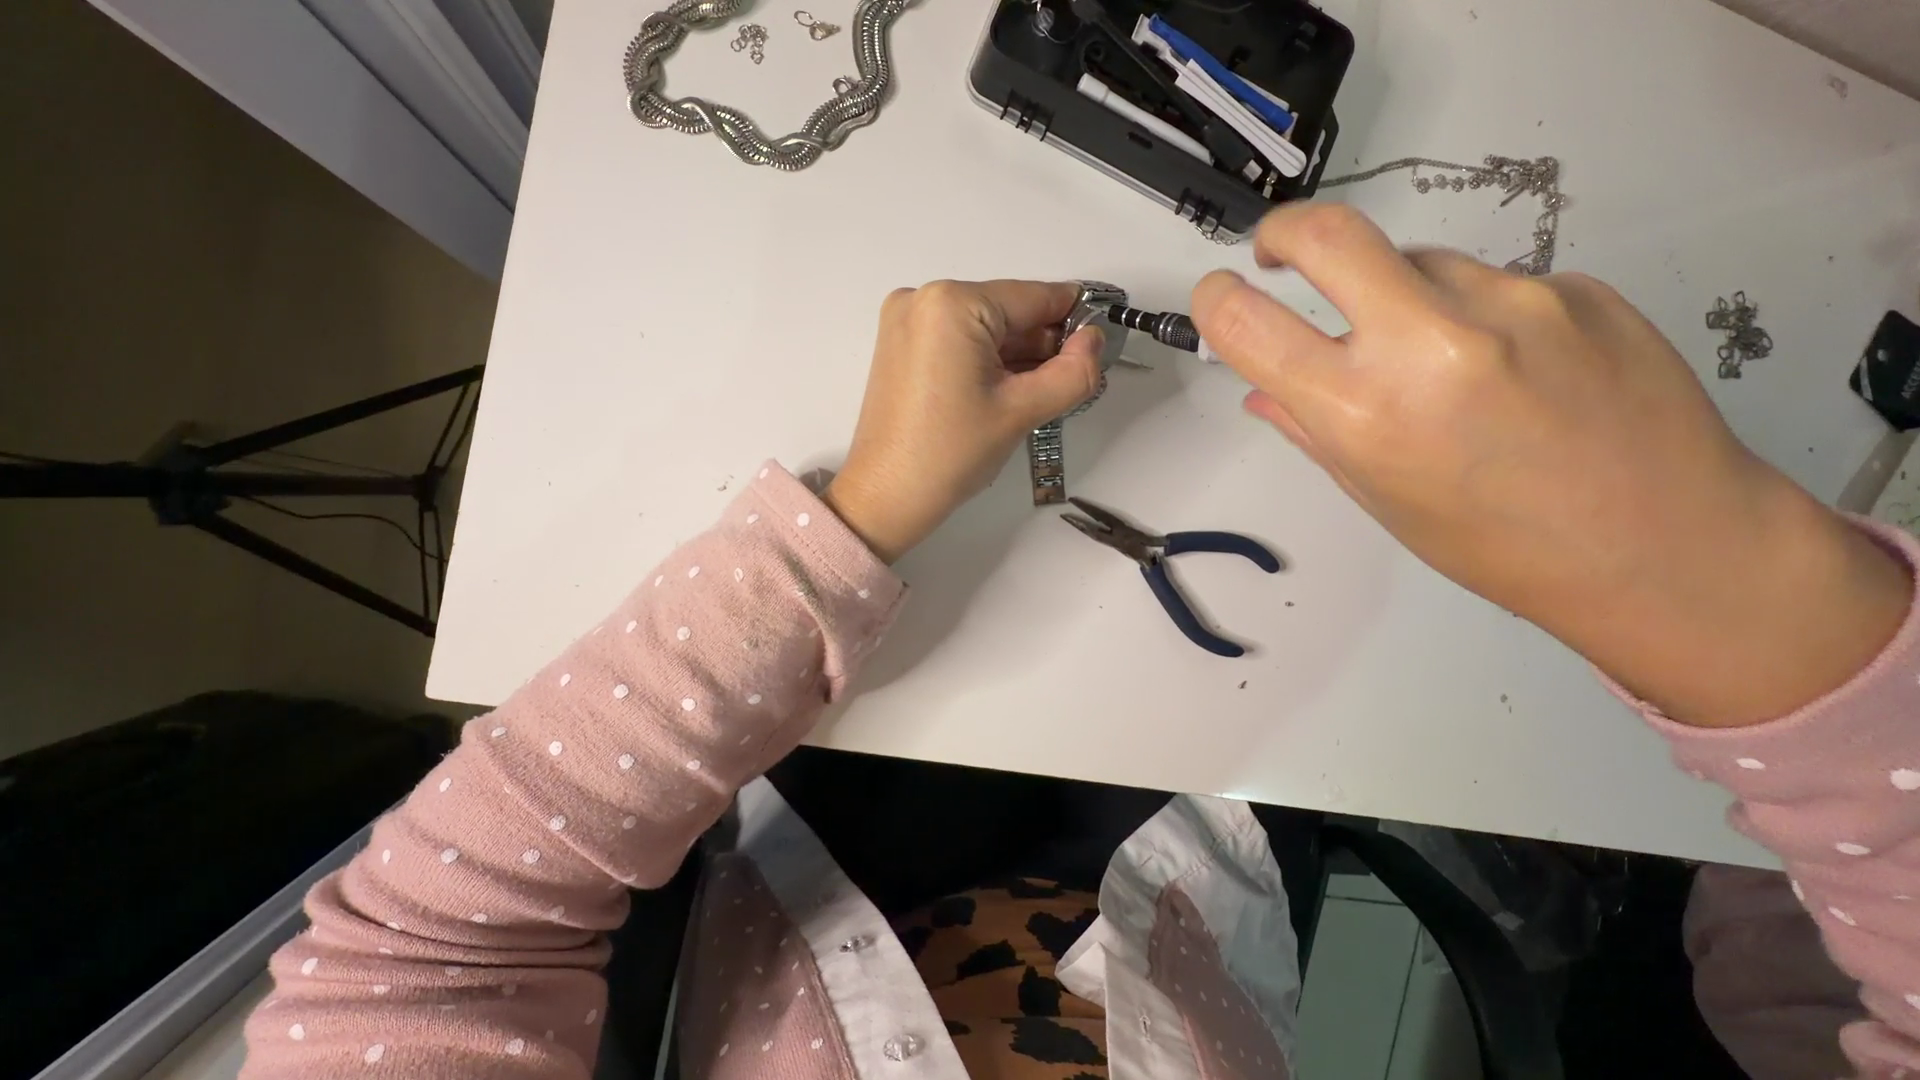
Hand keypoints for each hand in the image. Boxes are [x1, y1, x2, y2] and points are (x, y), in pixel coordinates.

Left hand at [824, 280, 1103, 562]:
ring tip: (1039, 395)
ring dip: (1018, 356)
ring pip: (985, 328)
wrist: (886, 496)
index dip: (1074, 318)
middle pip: (1008, 311)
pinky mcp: (901, 345)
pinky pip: (960, 340)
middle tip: (1071, 382)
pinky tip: (1008, 392)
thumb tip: (1095, 339)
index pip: (1033, 297)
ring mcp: (907, 321)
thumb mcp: (1023, 410)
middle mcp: (923, 298)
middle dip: (1043, 344)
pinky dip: (988, 361)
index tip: (1103, 339)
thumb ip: (1073, 371)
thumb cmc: (949, 453)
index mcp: (952, 303)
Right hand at [1192, 203, 1909, 726]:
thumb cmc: (1499, 546)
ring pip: (1421, 264)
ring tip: (1449, 362)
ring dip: (1404, 296)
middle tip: (1279, 250)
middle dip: (1286, 231)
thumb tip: (1265, 389)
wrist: (1666, 545)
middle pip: (1329, 232)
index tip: (1220, 296)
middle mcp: (1431, 341)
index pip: (1248, 323)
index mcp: (1365, 411)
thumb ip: (1314, 429)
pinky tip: (1517, 369)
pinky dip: (1479, 313)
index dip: (1217, 300)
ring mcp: (1513, 301)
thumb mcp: (1383, 496)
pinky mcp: (1576, 286)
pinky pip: (1493, 283)